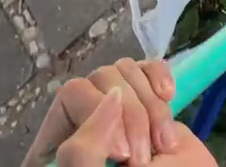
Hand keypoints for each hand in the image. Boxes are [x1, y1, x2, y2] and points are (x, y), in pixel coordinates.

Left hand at [22, 58, 215, 166]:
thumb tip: (111, 97)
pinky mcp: (147, 102)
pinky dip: (161, 78)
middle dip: (133, 116)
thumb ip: (84, 151)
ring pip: (130, 70)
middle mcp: (83, 120)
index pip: (73, 94)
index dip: (97, 114)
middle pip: (104, 78)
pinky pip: (151, 68)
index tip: (119, 155)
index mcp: (56, 144)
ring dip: (153, 109)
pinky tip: (169, 98)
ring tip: (164, 148)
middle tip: (144, 159)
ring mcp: (116, 110)